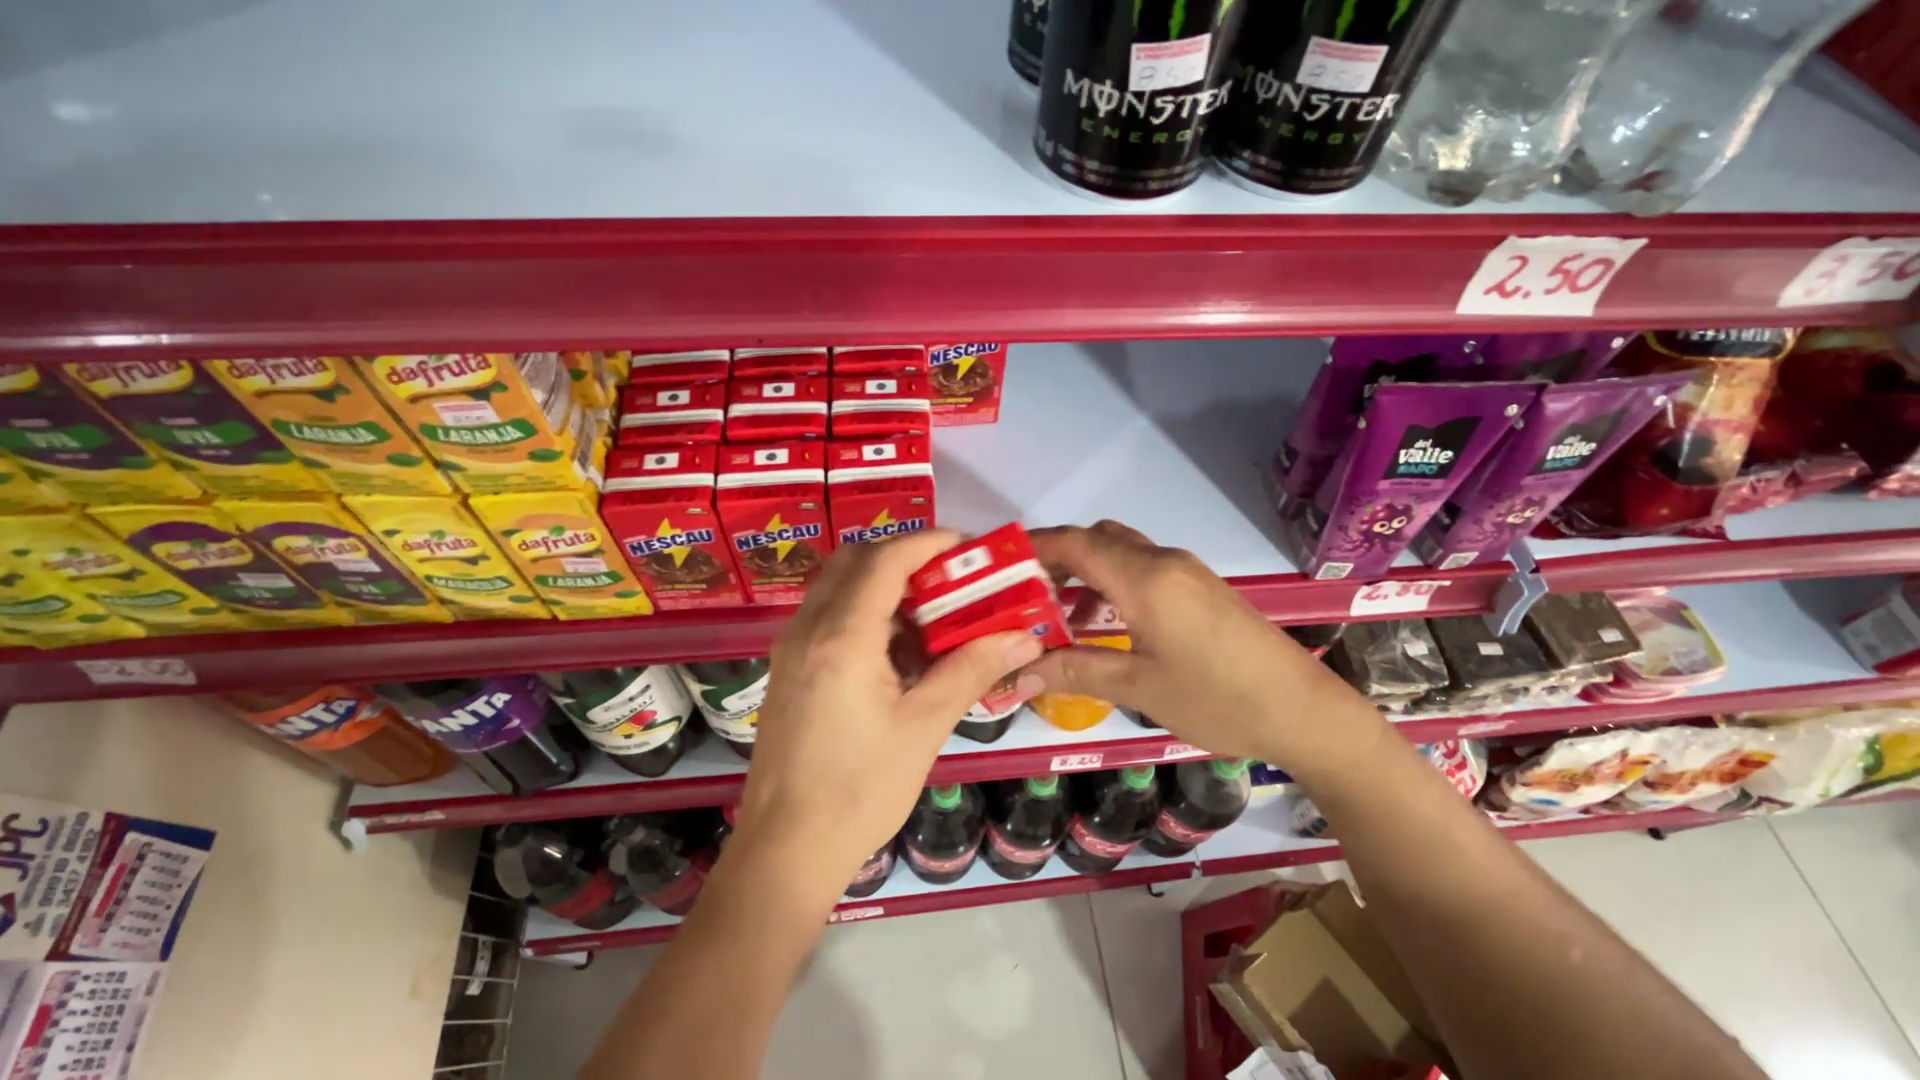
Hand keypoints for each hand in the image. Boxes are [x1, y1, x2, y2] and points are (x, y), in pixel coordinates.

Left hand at [735, 529, 1045, 892]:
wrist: (787, 848)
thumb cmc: (860, 789)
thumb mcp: (924, 727)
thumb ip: (971, 670)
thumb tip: (1025, 637)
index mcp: (842, 636)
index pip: (886, 559)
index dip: (931, 543)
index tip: (972, 551)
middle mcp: (808, 628)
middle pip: (857, 562)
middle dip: (908, 559)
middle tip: (955, 582)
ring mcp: (791, 648)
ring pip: (839, 589)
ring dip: (886, 588)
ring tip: (934, 620)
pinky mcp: (788, 671)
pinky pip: (828, 618)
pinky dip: (865, 615)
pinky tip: (899, 656)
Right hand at [1022, 521, 1388, 775]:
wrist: (1304, 712)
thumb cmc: (1218, 700)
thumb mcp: (1138, 688)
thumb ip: (1074, 670)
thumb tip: (1014, 675)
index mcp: (1145, 578)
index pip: (1075, 542)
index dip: (1032, 548)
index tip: (995, 567)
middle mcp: (1164, 561)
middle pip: (1097, 540)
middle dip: (1055, 561)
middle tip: (1020, 598)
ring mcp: (1188, 573)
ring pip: (1121, 554)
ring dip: (1084, 576)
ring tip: (1054, 619)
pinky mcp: (1202, 590)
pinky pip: (1143, 572)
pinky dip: (1112, 587)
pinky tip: (1103, 629)